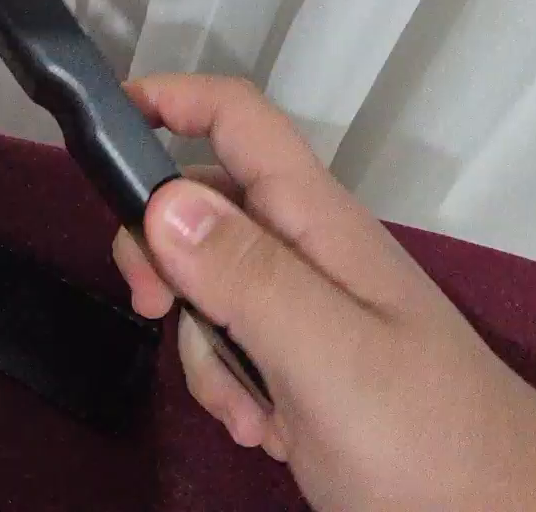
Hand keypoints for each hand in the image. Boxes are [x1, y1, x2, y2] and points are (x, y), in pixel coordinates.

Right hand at [112, 76, 535, 511]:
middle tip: (148, 306)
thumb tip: (163, 199)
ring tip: (245, 410)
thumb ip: (248, 275)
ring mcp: (303, 300)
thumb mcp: (329, 356)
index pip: (239, 118)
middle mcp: (303, 244)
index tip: (107, 121)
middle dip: (162, 248)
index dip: (174, 98)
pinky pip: (232, 337)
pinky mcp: (301, 353)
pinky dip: (227, 378)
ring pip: (208, 280)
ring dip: (202, 341)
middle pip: (204, 201)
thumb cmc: (427, 437)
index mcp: (314, 217)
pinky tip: (264, 428)